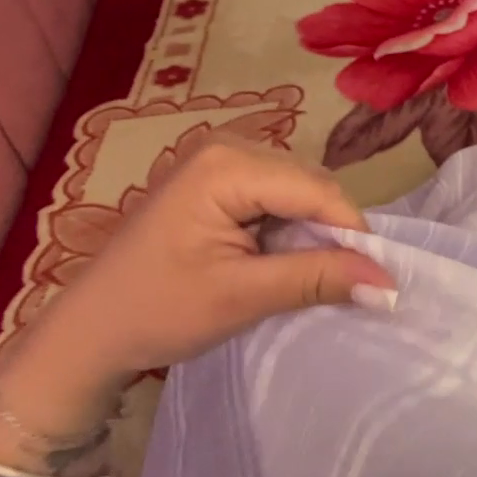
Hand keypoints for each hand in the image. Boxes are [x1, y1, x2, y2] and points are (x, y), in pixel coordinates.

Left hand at [0, 136, 393, 427]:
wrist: (86, 332)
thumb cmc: (156, 311)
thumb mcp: (242, 296)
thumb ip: (317, 278)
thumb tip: (390, 284)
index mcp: (228, 163)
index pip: (316, 188)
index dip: (352, 232)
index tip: (378, 279)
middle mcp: (227, 145)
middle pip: (309, 182)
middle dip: (331, 229)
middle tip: (342, 281)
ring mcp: (219, 157)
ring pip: (297, 187)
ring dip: (311, 228)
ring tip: (309, 273)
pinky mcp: (215, 176)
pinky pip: (275, 192)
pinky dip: (289, 224)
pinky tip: (279, 257)